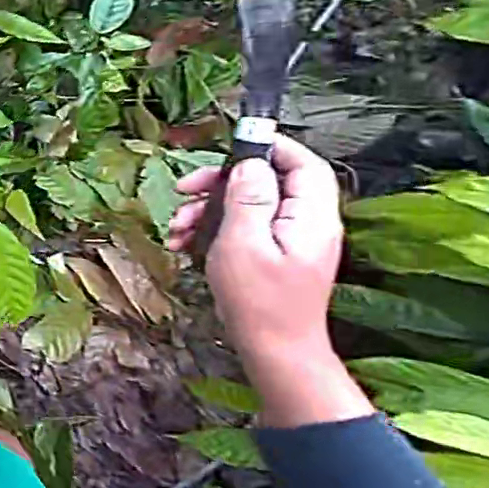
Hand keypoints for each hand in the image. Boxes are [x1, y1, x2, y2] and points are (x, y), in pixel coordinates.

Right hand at [166, 136, 370, 425]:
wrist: (272, 344)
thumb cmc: (258, 297)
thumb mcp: (244, 244)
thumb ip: (249, 201)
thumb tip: (250, 166)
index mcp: (310, 217)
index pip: (303, 166)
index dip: (272, 148)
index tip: (233, 143)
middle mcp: (306, 223)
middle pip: (267, 183)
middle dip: (220, 183)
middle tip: (184, 192)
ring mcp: (289, 239)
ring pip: (246, 205)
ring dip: (206, 209)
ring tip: (178, 228)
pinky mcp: (272, 253)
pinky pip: (241, 227)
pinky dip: (211, 229)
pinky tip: (185, 242)